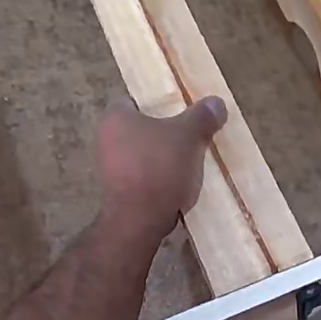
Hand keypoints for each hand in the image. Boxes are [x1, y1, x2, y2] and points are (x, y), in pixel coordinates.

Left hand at [94, 96, 227, 246]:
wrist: (141, 219)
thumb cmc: (160, 166)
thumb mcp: (189, 135)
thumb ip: (202, 116)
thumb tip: (216, 103)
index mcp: (114, 117)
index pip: (134, 101)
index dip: (159, 104)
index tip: (180, 113)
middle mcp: (104, 139)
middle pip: (140, 129)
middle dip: (164, 133)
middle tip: (190, 137)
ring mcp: (108, 169)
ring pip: (142, 155)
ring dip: (162, 158)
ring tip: (189, 163)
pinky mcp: (117, 193)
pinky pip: (142, 178)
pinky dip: (158, 179)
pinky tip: (178, 186)